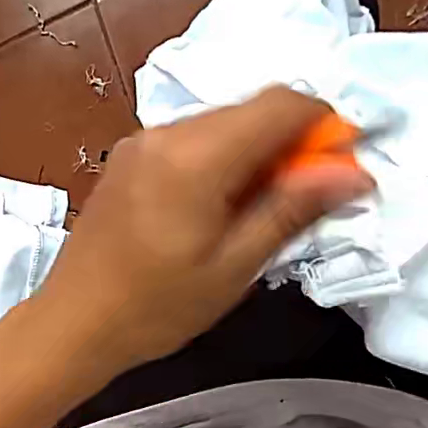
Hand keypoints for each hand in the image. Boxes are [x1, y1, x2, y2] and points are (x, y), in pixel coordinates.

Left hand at [25, 87, 373, 374]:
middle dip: (293, 142)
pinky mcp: (132, 155)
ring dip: (260, 152)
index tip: (343, 162)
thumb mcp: (236, 265)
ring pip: (226, 123)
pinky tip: (225, 204)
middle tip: (308, 196)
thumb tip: (353, 173)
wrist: (74, 323)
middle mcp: (168, 131)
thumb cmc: (158, 307)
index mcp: (196, 156)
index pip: (281, 104)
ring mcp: (145, 140)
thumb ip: (293, 209)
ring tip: (264, 208)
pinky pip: (196, 139)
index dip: (324, 123)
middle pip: (253, 109)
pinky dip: (227, 158)